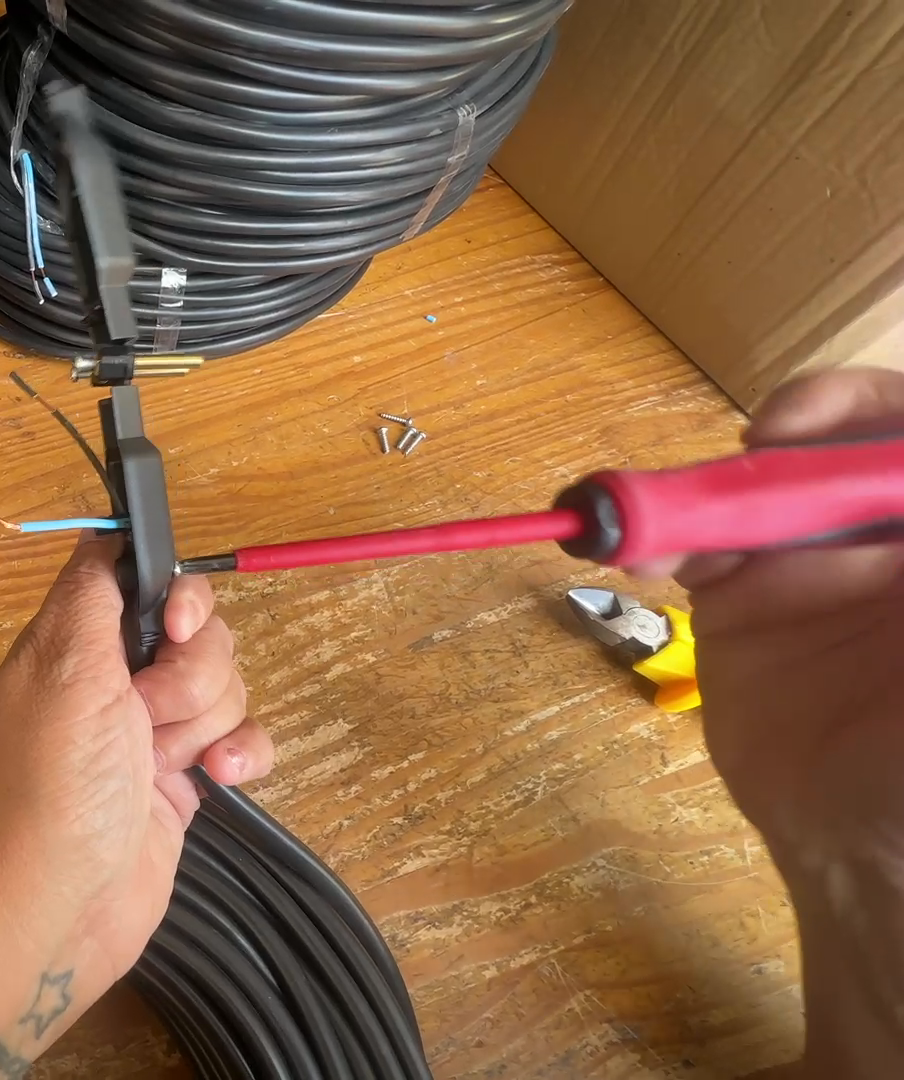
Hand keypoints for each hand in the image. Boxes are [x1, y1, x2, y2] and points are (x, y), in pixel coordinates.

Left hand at [0, 534, 272, 979]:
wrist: (65, 899)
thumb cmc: (56, 777)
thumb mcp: (64, 668)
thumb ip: (88, 594)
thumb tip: (98, 533)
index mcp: (78, 640)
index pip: (138, 578)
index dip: (172, 592)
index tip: (177, 626)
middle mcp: (116, 675)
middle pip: (196, 631)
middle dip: (190, 672)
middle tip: (148, 711)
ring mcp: (152, 724)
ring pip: (222, 682)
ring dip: (201, 720)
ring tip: (160, 759)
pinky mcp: (184, 770)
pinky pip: (239, 736)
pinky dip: (238, 752)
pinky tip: (215, 777)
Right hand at [640, 369, 903, 869]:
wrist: (868, 845)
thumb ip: (901, 560)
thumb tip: (874, 472)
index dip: (866, 412)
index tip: (797, 426)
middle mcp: (889, 538)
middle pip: (831, 454)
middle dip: (783, 443)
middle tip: (747, 450)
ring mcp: (816, 567)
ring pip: (751, 494)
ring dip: (697, 495)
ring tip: (655, 525)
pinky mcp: (742, 599)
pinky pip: (693, 546)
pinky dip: (657, 540)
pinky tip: (640, 560)